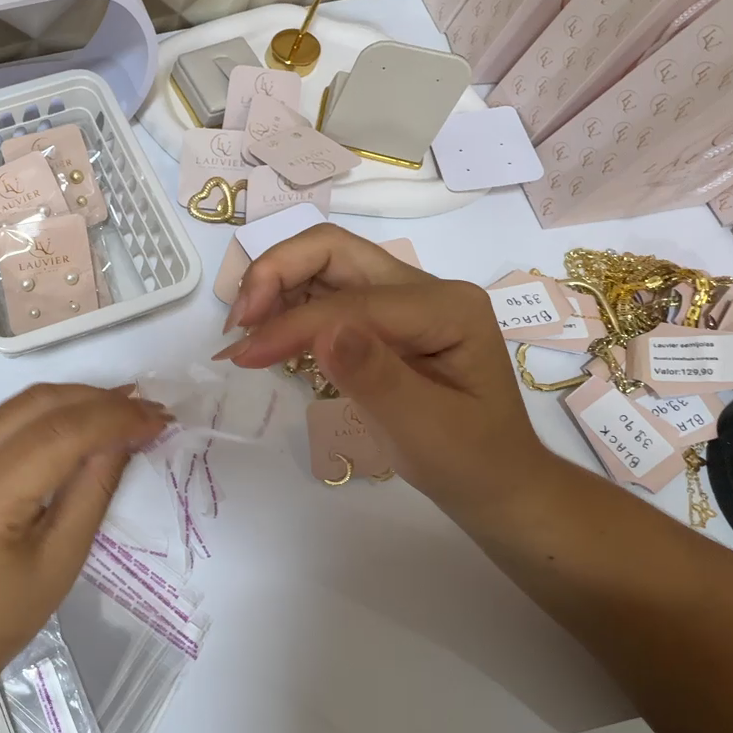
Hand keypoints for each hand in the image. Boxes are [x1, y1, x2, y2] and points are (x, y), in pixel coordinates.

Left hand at [0, 384, 172, 678]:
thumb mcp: (61, 560)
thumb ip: (93, 489)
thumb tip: (125, 435)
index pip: (59, 433)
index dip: (113, 417)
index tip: (157, 417)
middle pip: (34, 404)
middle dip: (95, 399)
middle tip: (144, 407)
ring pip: (12, 407)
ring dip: (67, 404)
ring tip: (116, 412)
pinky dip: (34, 422)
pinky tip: (66, 431)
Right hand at [213, 224, 552, 500]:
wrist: (494, 482)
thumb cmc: (468, 460)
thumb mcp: (425, 429)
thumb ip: (375, 377)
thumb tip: (324, 332)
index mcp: (445, 308)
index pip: (350, 301)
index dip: (290, 324)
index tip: (241, 357)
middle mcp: (422, 288)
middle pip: (331, 250)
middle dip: (274, 274)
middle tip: (239, 325)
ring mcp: (399, 298)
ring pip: (320, 264)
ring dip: (273, 287)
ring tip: (243, 335)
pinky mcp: (378, 316)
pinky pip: (320, 292)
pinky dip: (283, 306)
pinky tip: (264, 338)